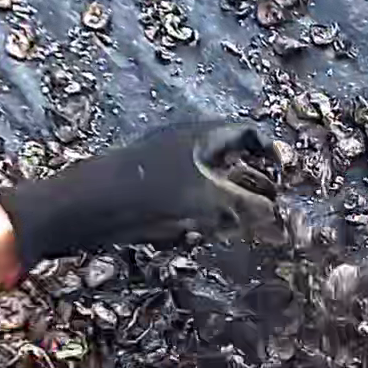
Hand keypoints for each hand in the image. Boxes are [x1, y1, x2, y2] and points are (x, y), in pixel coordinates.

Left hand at [0, 121, 277, 267]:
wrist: (81, 209)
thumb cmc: (147, 194)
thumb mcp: (205, 199)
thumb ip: (246, 206)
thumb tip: (278, 215)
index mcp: (202, 136)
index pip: (248, 133)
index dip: (270, 151)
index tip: (286, 177)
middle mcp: (187, 148)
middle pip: (232, 163)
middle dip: (249, 189)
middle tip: (264, 214)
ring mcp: (169, 170)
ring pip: (212, 189)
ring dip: (222, 210)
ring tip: (222, 228)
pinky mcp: (154, 194)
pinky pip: (189, 205)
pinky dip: (196, 219)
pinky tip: (187, 234)